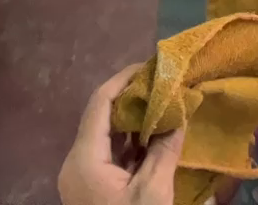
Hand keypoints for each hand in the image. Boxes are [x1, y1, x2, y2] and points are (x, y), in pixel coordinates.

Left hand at [59, 63, 187, 204]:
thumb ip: (165, 147)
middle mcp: (76, 162)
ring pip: (107, 134)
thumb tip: (181, 107)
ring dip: (135, 118)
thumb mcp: (153, 192)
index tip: (153, 66)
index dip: (126, 78)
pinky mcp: (93, 190)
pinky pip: (111, 153)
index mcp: (83, 159)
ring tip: (165, 103)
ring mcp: (83, 177)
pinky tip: (156, 135)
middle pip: (102, 115)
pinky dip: (132, 140)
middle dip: (134, 97)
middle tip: (164, 83)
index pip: (100, 101)